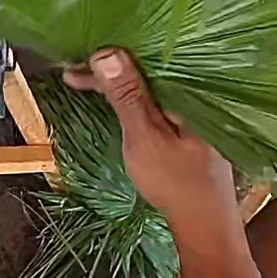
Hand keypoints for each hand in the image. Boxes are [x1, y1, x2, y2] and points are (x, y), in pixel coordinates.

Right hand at [65, 48, 236, 235]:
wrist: (204, 223)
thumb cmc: (175, 182)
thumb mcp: (144, 136)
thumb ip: (127, 95)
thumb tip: (106, 53)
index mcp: (191, 89)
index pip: (148, 58)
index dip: (110, 57)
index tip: (78, 61)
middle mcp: (197, 92)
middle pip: (148, 68)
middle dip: (109, 69)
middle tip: (72, 72)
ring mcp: (193, 108)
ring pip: (150, 84)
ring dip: (117, 83)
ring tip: (83, 80)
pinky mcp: (188, 122)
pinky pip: (156, 98)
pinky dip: (132, 98)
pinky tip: (114, 99)